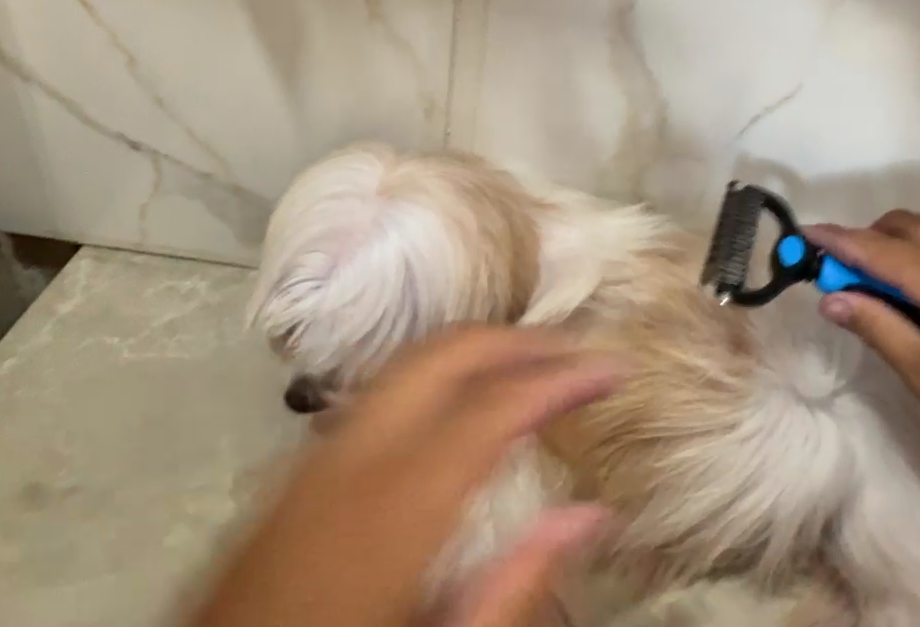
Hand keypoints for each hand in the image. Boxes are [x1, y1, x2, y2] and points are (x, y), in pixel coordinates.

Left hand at [191, 327, 619, 626]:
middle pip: (449, 353)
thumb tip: (591, 514)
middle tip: (578, 350)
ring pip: (413, 357)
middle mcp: (357, 451)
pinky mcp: (306, 458)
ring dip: (480, 347)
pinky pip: (385, 384)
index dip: (561, 376)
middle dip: (520, 339)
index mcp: (398, 501)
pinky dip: (440, 369)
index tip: (612, 368)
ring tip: (534, 363)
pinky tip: (466, 395)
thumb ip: (517, 580)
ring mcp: (324, 446)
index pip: (495, 405)